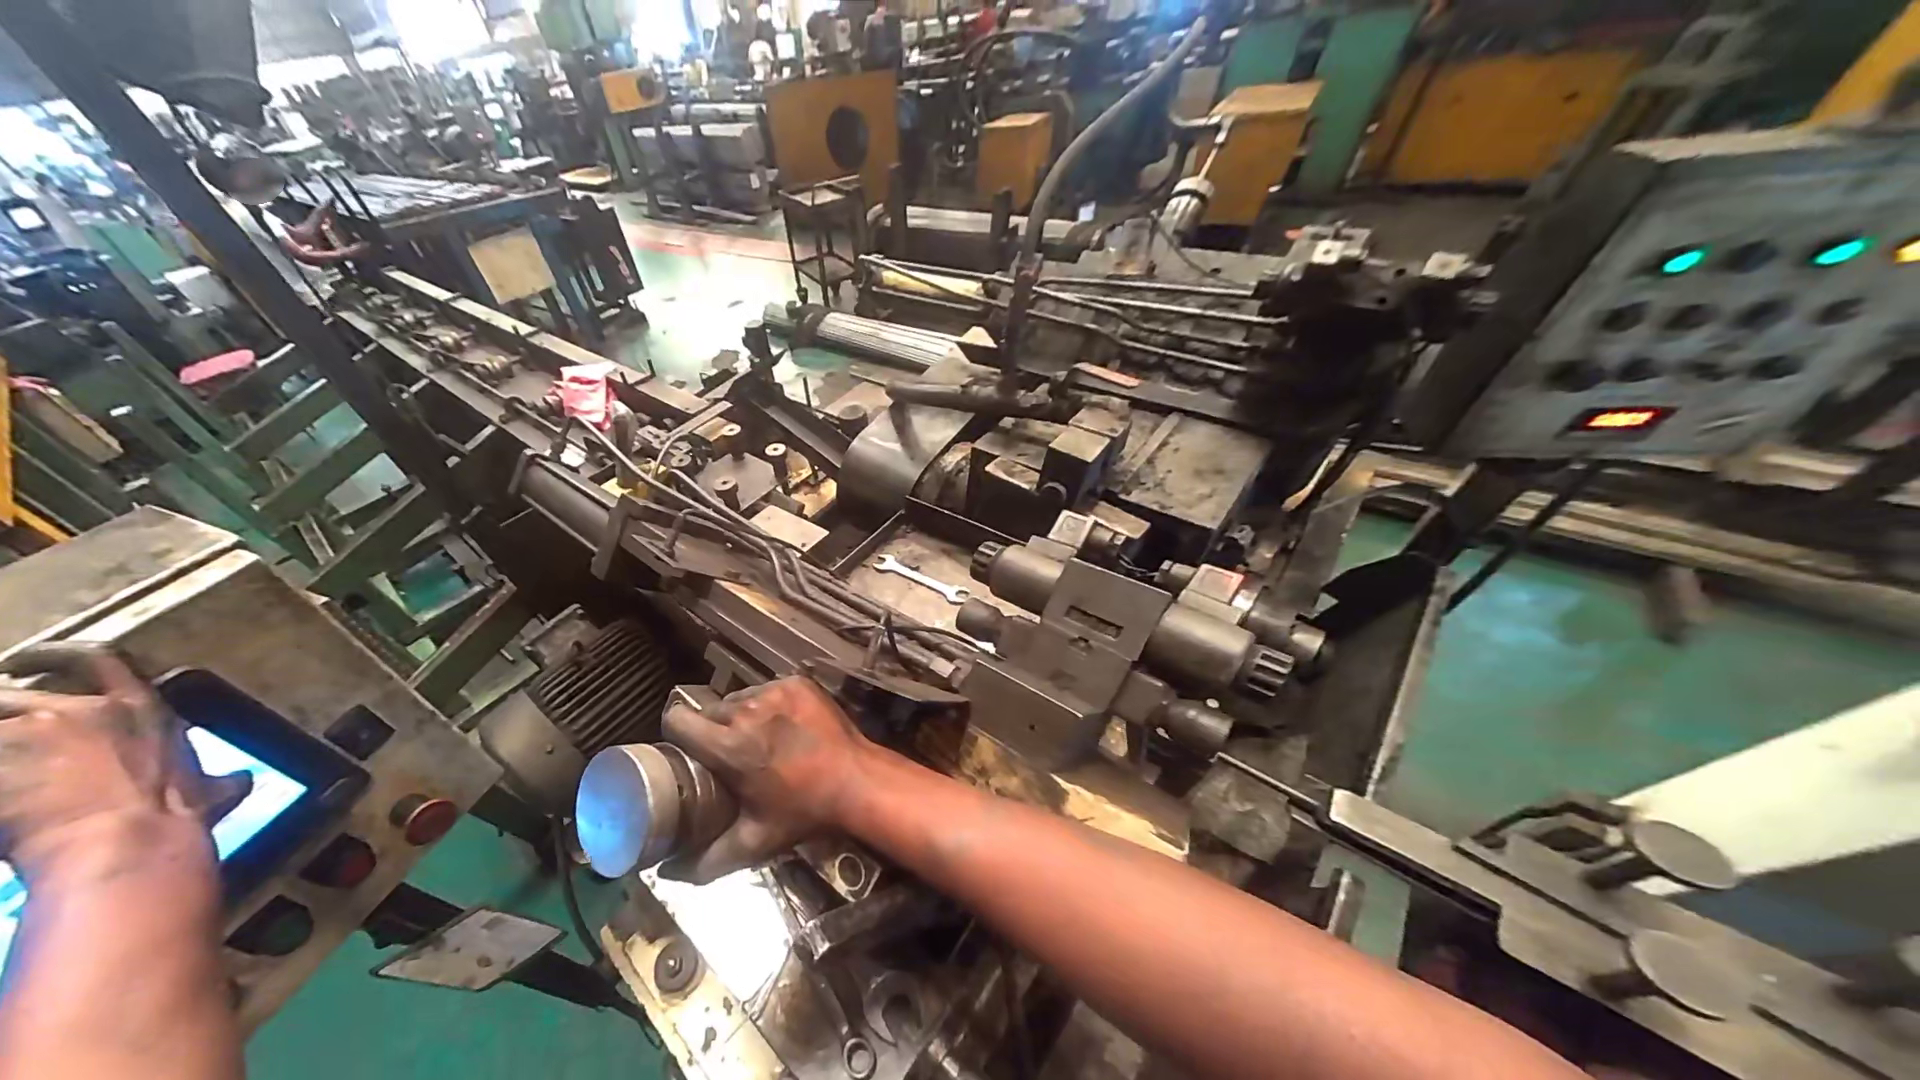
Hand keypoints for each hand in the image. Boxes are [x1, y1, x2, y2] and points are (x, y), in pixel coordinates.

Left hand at [0, 644, 248, 875]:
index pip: (96, 660)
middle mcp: (79, 710)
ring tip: (0, 768)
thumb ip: (220, 781)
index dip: (55, 655)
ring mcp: (23, 734)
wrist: (120, 844)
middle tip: (2, 732)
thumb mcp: (207, 792)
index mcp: (139, 709)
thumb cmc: (170, 816)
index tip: (26, 660)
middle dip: (1, 710)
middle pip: (9, 693)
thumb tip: (239, 782)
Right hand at [661, 676, 875, 883]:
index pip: (679, 720)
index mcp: (729, 745)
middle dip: (715, 730)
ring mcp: (775, 691)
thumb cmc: (805, 809)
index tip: (688, 750)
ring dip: (743, 716)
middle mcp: (748, 710)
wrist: (857, 780)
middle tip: (732, 754)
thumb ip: (707, 860)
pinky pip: (768, 689)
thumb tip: (669, 872)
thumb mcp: (754, 840)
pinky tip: (784, 725)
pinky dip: (770, 704)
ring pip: (740, 698)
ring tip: (762, 740)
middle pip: (710, 710)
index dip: (678, 734)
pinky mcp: (797, 683)